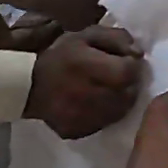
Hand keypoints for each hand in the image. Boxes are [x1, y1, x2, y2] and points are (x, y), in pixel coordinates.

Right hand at [23, 26, 144, 138]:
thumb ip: (116, 38)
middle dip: (130, 84)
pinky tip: (99, 103)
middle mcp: (86, 94)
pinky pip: (104, 124)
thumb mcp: (86, 35)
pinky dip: (108, 113)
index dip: (132, 66)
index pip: (127, 72)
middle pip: (127, 94)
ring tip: (110, 89)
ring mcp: (81, 117)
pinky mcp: (76, 131)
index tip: (127, 62)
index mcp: (86, 66)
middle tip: (120, 77)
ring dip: (122, 99)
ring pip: (119, 111)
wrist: (28, 86)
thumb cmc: (60, 56)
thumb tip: (139, 52)